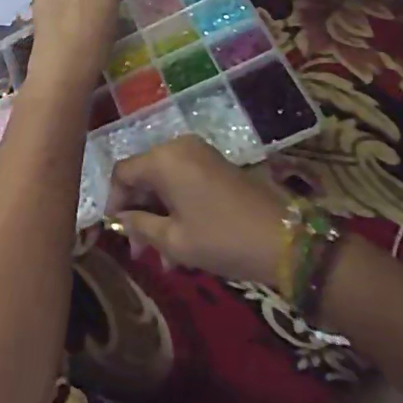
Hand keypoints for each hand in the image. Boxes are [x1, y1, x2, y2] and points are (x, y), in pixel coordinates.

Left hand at [24, 0, 120, 94]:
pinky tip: (50, 29)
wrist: (63, 63)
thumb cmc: (96, 53)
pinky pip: (48, 1)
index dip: (102, 4)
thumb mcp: (112, 32)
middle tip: (82, 22)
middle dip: (82, 0)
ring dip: (65, 4)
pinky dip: (49, 11)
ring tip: (63, 28)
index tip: (100, 18)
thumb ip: (106, 16)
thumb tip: (98, 16)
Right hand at [106, 138, 288, 282]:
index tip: (118, 232)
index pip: (122, 174)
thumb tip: (121, 220)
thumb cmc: (222, 239)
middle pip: (143, 176)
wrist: (288, 241)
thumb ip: (139, 225)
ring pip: (163, 182)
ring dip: (158, 214)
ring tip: (162, 255)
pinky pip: (183, 180)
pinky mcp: (216, 165)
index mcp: (163, 160)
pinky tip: (181, 238)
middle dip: (138, 213)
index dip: (114, 202)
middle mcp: (178, 147)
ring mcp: (200, 154)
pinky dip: (176, 205)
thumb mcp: (174, 240)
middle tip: (140, 250)